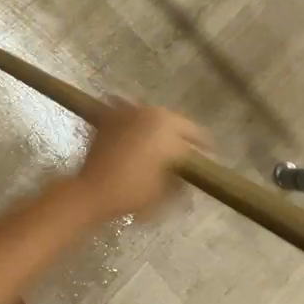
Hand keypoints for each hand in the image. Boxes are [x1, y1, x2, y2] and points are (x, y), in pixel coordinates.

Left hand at [74, 101, 208, 219]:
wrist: (92, 189)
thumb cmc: (132, 192)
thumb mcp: (165, 191)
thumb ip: (183, 179)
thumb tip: (191, 174)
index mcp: (167, 130)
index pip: (195, 134)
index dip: (205, 146)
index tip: (211, 155)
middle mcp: (149, 113)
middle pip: (175, 120)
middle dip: (184, 133)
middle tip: (191, 147)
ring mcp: (127, 110)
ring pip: (153, 114)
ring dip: (161, 124)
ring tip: (165, 138)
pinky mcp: (108, 115)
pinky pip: (128, 110)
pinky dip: (135, 118)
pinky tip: (138, 128)